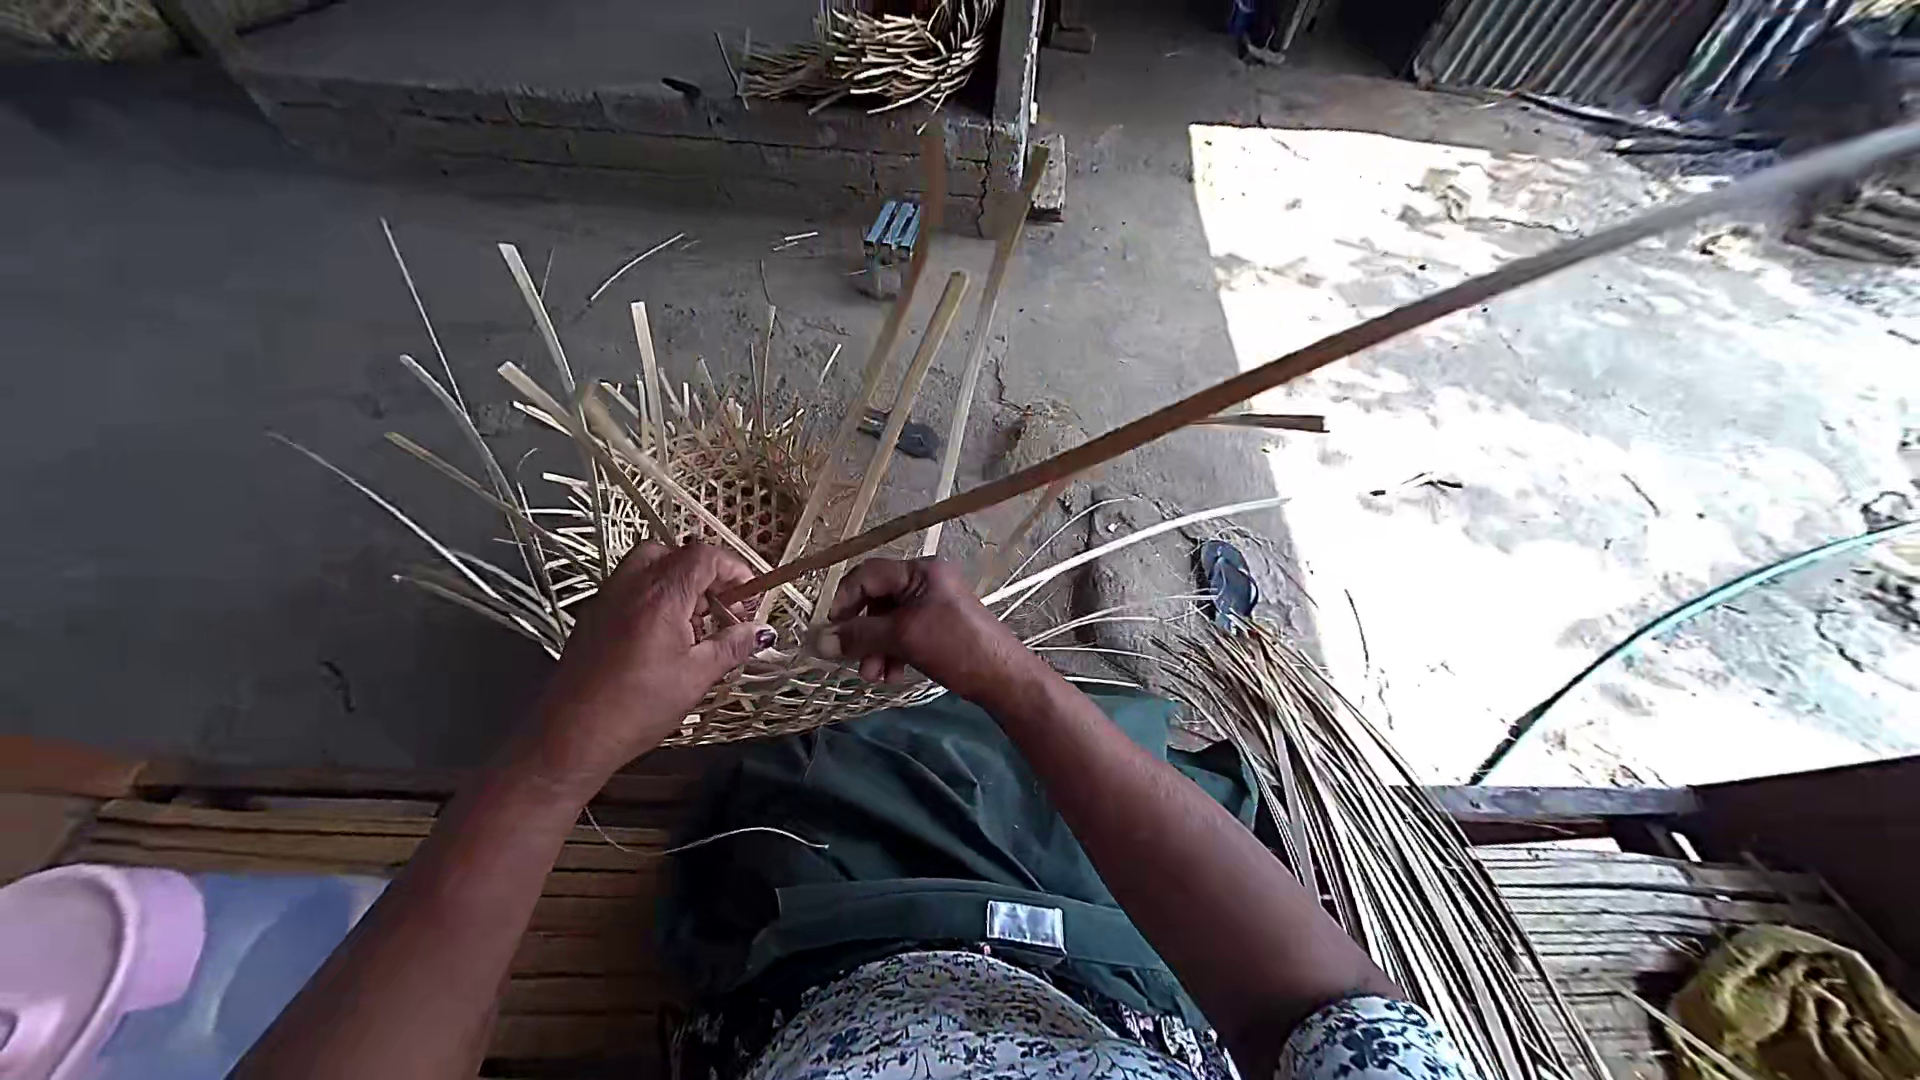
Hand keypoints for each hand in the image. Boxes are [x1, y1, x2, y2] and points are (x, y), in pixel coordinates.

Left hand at [516, 542, 774, 795]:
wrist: (569, 738)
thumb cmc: (632, 709)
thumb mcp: (697, 676)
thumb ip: (732, 645)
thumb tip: (760, 632)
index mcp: (660, 597)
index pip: (704, 556)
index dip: (734, 569)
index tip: (748, 595)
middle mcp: (630, 588)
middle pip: (675, 553)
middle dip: (706, 573)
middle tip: (723, 606)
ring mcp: (608, 599)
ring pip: (650, 566)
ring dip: (680, 582)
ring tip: (696, 622)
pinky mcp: (594, 616)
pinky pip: (631, 586)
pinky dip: (656, 596)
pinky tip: (667, 634)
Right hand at [815, 557, 1046, 710]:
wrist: (1003, 677)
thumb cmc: (955, 646)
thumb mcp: (903, 637)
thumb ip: (859, 637)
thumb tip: (817, 642)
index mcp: (920, 571)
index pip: (867, 575)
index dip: (844, 601)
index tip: (832, 632)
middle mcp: (925, 582)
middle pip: (876, 601)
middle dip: (862, 634)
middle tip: (854, 662)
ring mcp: (933, 605)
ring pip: (888, 622)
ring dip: (876, 649)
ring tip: (876, 676)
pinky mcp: (938, 627)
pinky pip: (904, 635)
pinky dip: (893, 653)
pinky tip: (892, 676)